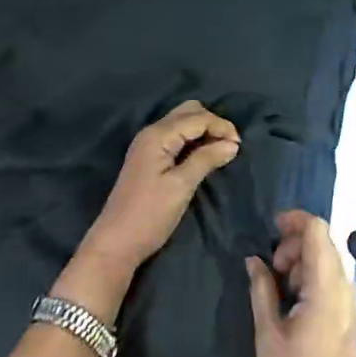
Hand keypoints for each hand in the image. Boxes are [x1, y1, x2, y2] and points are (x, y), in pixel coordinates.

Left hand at [79, 100, 240, 273]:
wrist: (115, 244)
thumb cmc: (150, 214)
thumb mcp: (181, 186)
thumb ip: (206, 159)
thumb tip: (232, 144)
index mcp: (158, 135)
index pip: (197, 118)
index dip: (221, 126)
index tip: (239, 145)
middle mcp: (152, 132)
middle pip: (188, 112)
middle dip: (212, 123)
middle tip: (229, 145)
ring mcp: (148, 144)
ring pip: (182, 122)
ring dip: (203, 130)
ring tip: (219, 150)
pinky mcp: (148, 157)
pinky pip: (176, 136)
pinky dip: (192, 139)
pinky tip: (202, 154)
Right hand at [246, 211, 355, 356]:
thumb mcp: (268, 336)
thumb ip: (262, 290)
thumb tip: (254, 259)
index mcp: (328, 289)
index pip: (318, 230)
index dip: (295, 219)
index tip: (271, 226)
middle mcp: (346, 290)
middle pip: (325, 243)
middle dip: (296, 243)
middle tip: (270, 265)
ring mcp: (351, 306)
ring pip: (329, 262)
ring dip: (303, 260)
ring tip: (279, 285)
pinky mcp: (349, 320)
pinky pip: (333, 282)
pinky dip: (313, 277)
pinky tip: (293, 299)